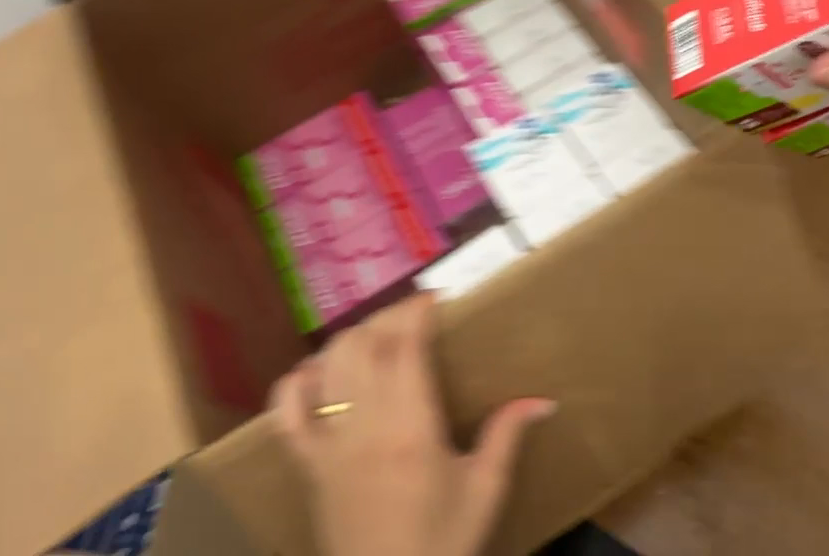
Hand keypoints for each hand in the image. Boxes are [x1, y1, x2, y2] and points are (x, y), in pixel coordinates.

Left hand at [271, 294, 557, 555]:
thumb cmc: (441, 543)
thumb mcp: (484, 492)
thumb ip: (506, 437)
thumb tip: (542, 399)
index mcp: (412, 428)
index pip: (406, 345)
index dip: (417, 310)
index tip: (436, 297)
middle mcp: (366, 426)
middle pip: (366, 342)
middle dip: (390, 315)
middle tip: (415, 316)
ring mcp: (329, 444)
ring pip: (330, 363)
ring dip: (352, 338)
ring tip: (378, 338)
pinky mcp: (306, 464)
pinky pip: (287, 412)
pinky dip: (297, 382)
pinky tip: (320, 372)